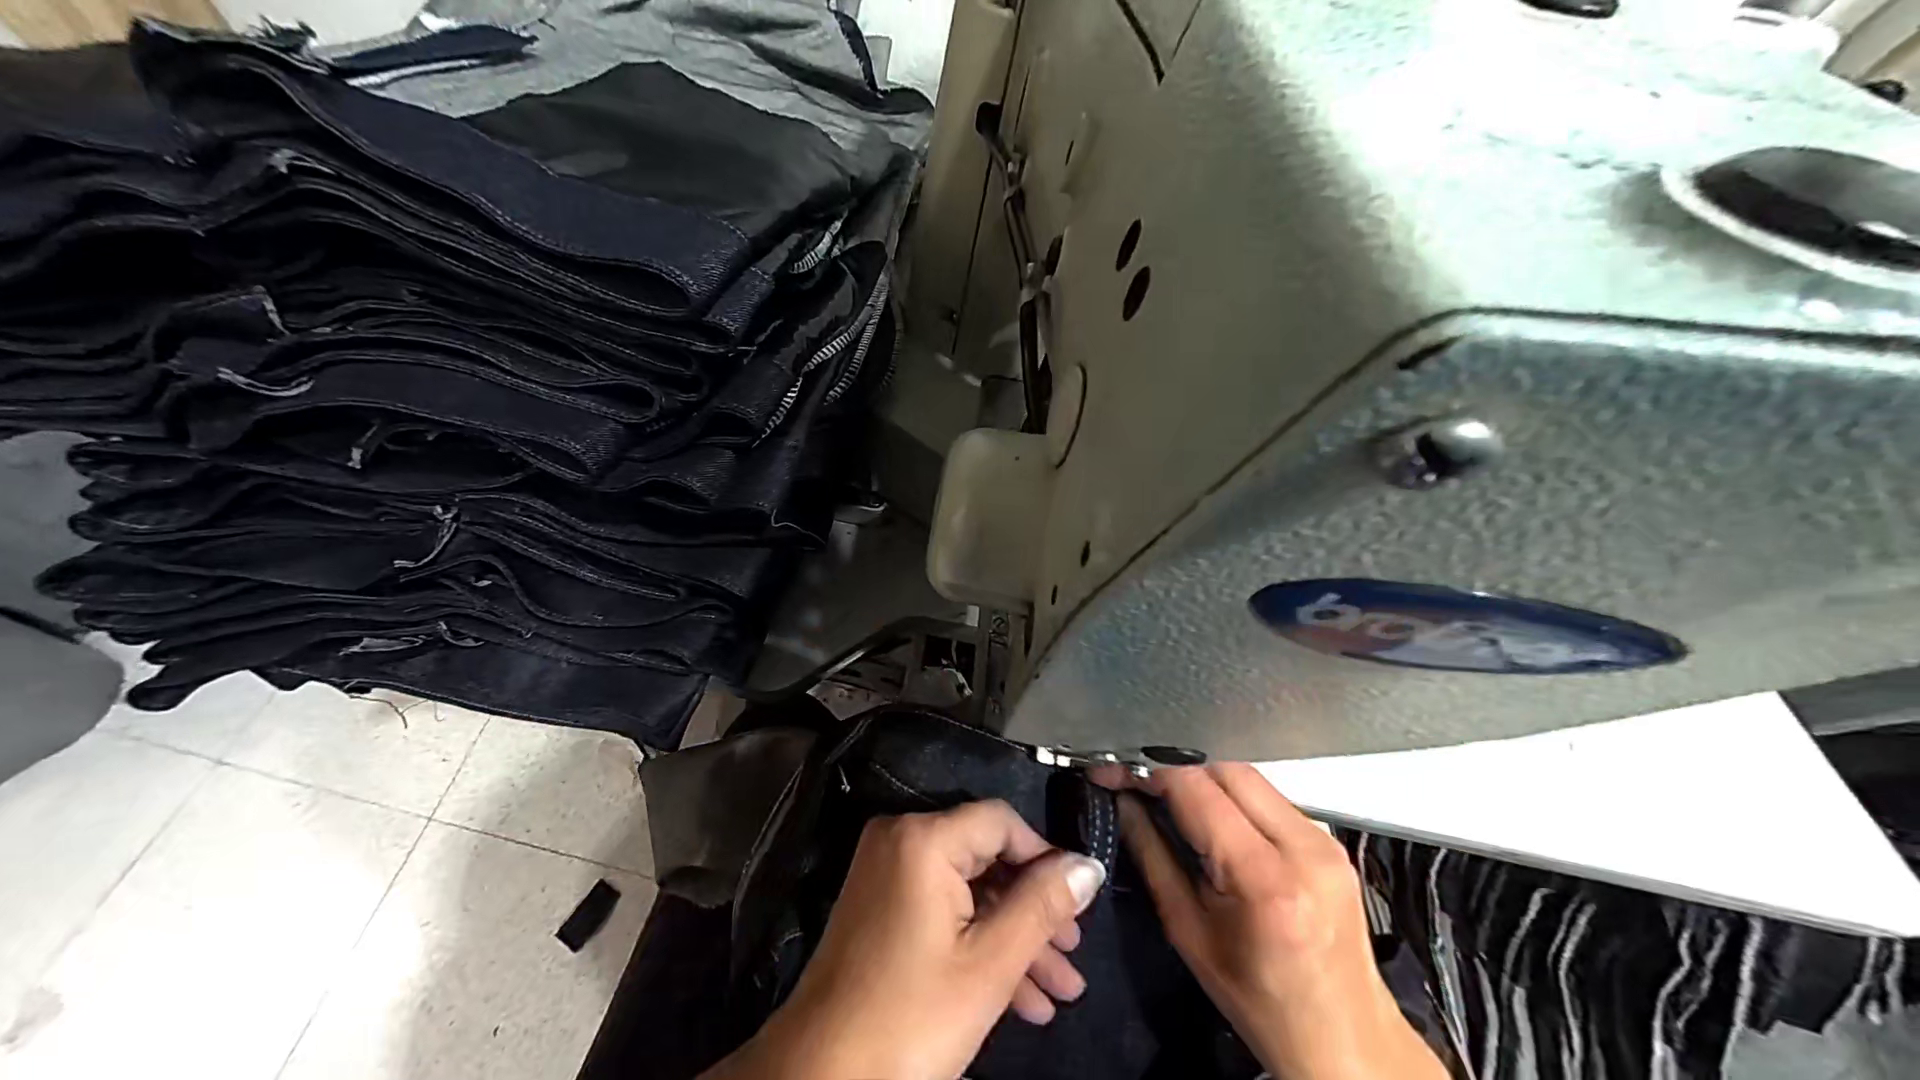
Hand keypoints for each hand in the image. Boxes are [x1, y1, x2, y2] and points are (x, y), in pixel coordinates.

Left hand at [704, 799, 1106, 1079]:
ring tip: (1059, 991)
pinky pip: (942, 910)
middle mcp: (901, 839)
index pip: (1002, 822)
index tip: (1078, 904)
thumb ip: (1042, 905)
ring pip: (968, 892)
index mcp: (924, 838)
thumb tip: (1088, 865)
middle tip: (1072, 954)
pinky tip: (1021, 1000)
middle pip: (986, 859)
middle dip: (1034, 912)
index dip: (1045, 859)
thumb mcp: (990, 963)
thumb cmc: (912, 1017)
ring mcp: (887, 873)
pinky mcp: (881, 906)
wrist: (819, 1076)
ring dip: (1013, 938)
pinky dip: (977, 944)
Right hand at [1093, 763, 1446, 1079]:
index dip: (1148, 773)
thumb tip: (1123, 802)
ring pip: (1247, 777)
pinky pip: (1269, 797)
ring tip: (1175, 807)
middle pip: (1224, 770)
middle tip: (1141, 790)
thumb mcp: (1187, 931)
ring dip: (1205, 783)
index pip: (1196, 789)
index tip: (1116, 774)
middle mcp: (1304, 849)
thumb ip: (1151, 855)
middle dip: (1176, 772)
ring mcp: (1324, 841)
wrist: (1347, 1042)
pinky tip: (1216, 825)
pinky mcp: (1331, 841)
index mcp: (1265, 880)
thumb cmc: (1261, 1003)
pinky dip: (1233, 799)